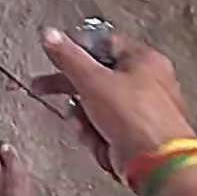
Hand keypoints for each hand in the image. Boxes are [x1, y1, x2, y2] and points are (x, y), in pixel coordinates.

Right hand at [34, 27, 196, 175]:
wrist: (153, 160)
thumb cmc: (136, 118)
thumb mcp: (92, 80)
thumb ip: (68, 56)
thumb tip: (51, 35)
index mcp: (143, 60)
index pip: (103, 44)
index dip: (76, 50)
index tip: (56, 55)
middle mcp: (145, 82)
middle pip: (94, 76)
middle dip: (67, 87)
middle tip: (43, 86)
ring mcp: (138, 108)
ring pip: (93, 103)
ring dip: (80, 114)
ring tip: (82, 122)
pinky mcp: (131, 130)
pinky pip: (100, 124)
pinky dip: (92, 130)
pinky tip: (95, 135)